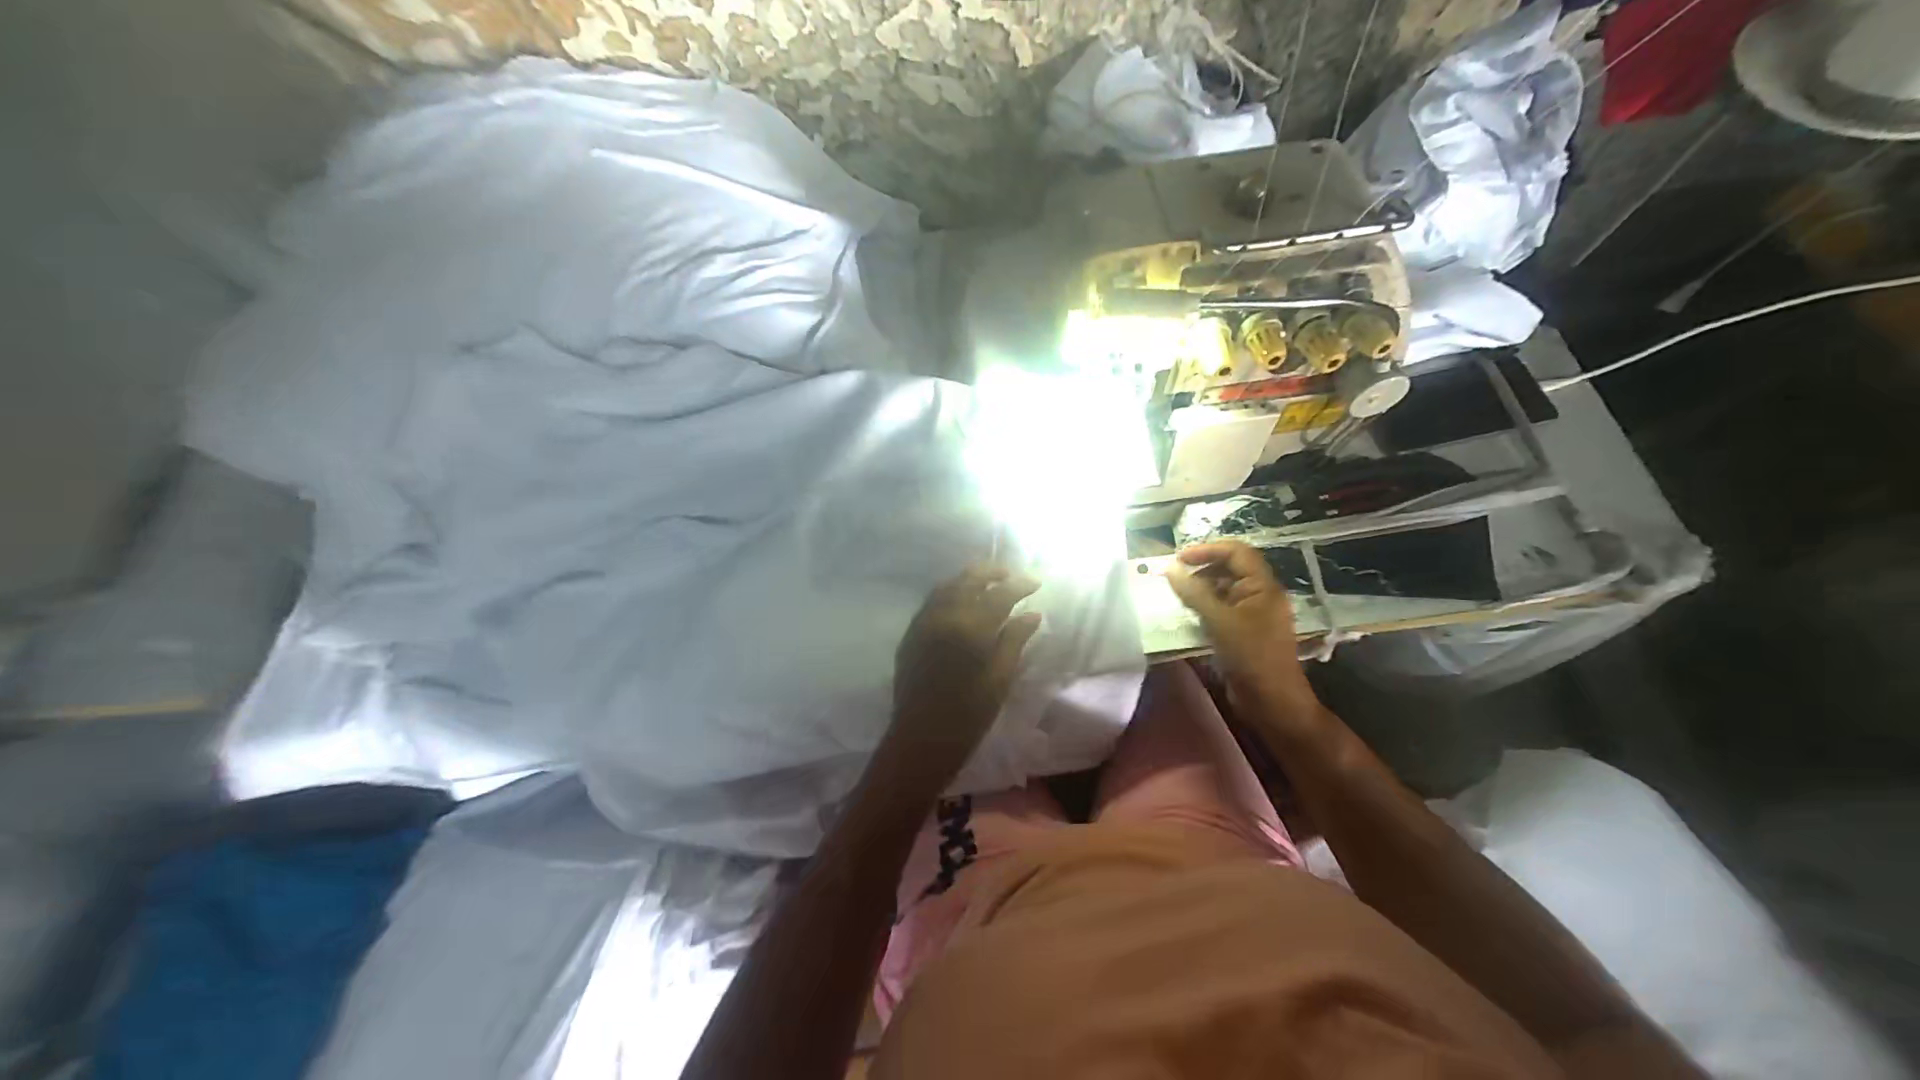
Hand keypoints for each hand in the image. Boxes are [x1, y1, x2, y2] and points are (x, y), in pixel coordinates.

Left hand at [881, 565, 1042, 791]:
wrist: (921, 739)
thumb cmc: (969, 715)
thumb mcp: (1000, 678)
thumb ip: (1014, 640)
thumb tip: (1031, 614)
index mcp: (970, 627)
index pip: (999, 594)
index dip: (1019, 585)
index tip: (1036, 582)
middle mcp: (943, 615)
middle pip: (969, 580)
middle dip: (992, 573)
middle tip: (1011, 576)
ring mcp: (923, 622)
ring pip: (947, 586)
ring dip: (969, 579)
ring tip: (988, 583)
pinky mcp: (911, 633)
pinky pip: (932, 601)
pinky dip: (950, 592)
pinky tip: (962, 601)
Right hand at [1164, 541, 1316, 714]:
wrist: (1272, 701)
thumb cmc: (1250, 655)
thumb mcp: (1219, 620)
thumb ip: (1193, 592)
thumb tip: (1169, 568)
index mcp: (1263, 586)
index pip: (1236, 552)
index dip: (1207, 550)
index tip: (1178, 559)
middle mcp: (1260, 596)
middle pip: (1229, 569)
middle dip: (1201, 569)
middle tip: (1173, 578)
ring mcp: (1253, 615)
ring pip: (1224, 590)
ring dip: (1200, 589)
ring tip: (1177, 596)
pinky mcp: (1244, 632)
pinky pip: (1222, 610)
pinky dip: (1204, 608)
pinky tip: (1187, 615)